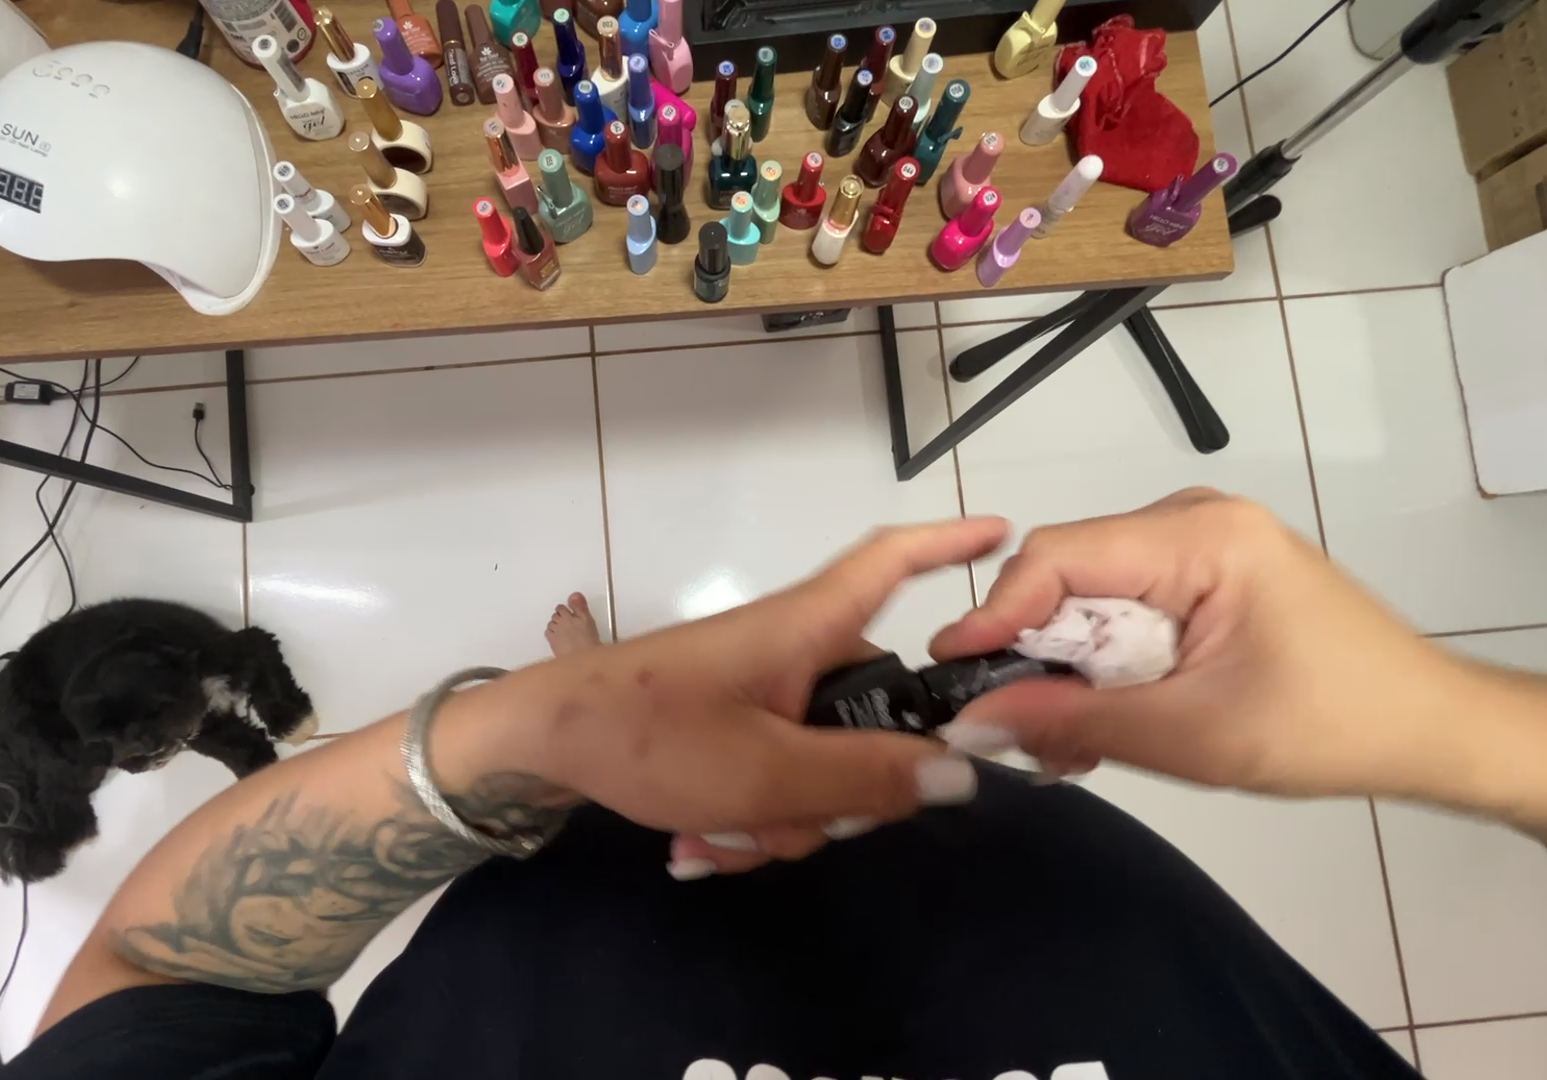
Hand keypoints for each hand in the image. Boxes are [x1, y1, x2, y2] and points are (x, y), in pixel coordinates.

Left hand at [464, 518, 1011, 877]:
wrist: (544, 741)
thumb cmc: (650, 737)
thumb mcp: (767, 775)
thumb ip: (866, 777)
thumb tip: (961, 771)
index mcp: (805, 631)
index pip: (890, 563)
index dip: (948, 542)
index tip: (1002, 534)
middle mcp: (791, 651)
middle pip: (868, 709)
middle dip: (844, 788)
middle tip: (795, 821)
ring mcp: (760, 689)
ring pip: (820, 757)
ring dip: (783, 816)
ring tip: (719, 834)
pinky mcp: (731, 720)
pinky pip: (775, 772)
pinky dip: (750, 814)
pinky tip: (700, 840)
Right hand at [927, 490, 1479, 798]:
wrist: (1437, 730)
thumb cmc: (1331, 729)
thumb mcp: (1192, 736)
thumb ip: (1073, 720)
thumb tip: (968, 721)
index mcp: (1200, 538)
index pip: (1059, 556)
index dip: (997, 610)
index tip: (954, 666)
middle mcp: (1185, 518)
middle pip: (1062, 571)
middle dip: (1028, 646)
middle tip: (1009, 718)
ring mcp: (1189, 539)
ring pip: (1078, 589)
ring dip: (1057, 659)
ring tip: (1058, 731)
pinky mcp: (1191, 567)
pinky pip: (1110, 600)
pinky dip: (1091, 656)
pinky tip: (1094, 707)